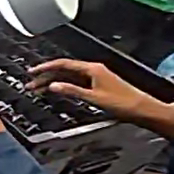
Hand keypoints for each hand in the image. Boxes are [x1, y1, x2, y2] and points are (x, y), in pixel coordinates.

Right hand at [28, 59, 171, 123]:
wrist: (142, 109)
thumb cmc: (124, 102)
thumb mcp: (93, 97)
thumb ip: (71, 90)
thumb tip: (53, 85)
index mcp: (92, 69)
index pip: (63, 64)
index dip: (45, 68)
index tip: (32, 72)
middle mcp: (93, 71)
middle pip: (63, 70)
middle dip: (45, 76)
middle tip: (30, 83)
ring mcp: (94, 78)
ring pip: (67, 77)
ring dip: (52, 82)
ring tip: (38, 89)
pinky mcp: (96, 86)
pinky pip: (74, 83)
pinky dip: (62, 87)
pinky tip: (56, 91)